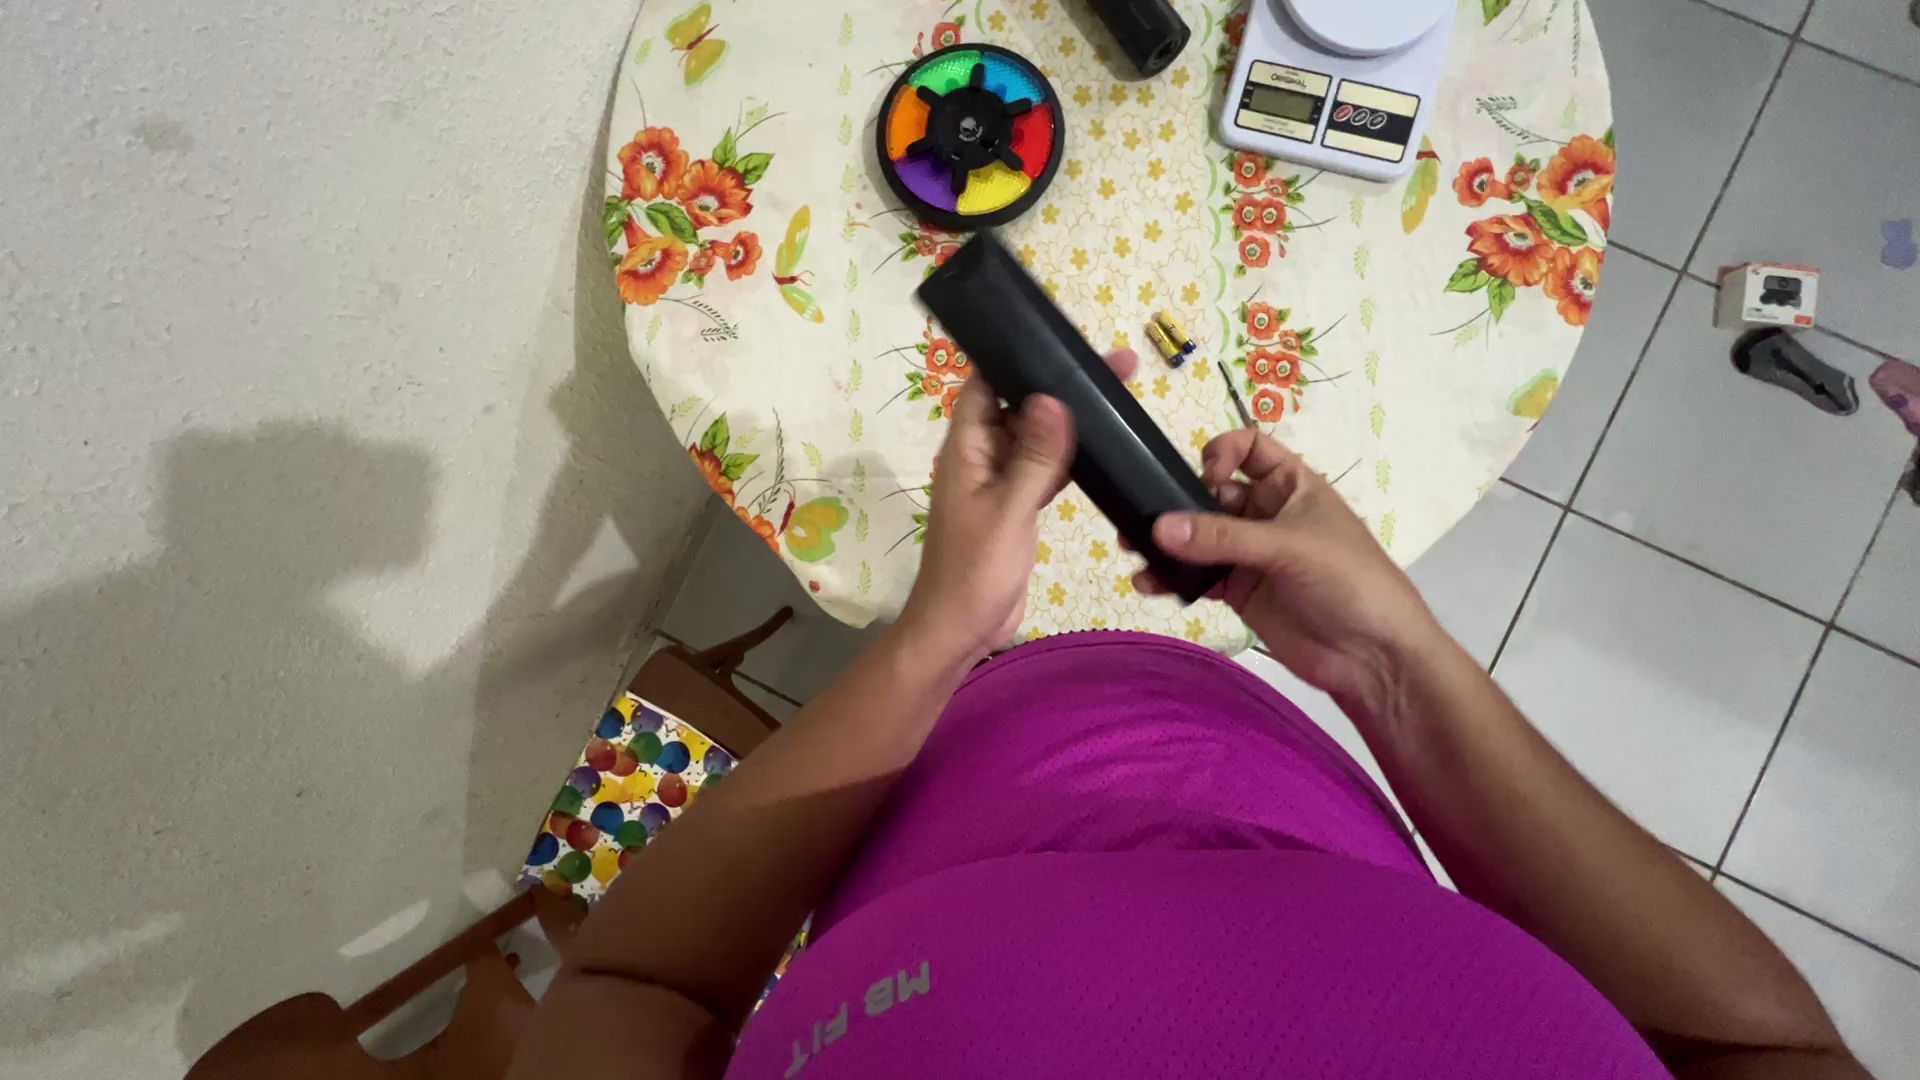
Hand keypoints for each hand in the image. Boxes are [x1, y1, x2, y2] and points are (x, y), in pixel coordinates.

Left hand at [900, 350, 1138, 661]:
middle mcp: (982, 458)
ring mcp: (1000, 483)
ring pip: (1036, 440)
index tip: (1061, 339)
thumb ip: (1033, 457)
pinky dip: (1069, 460)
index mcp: (967, 449)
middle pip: (1020, 408)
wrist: (962, 628)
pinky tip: (1101, 449)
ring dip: (1070, 422)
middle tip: (1116, 366)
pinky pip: (1044, 471)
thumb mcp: (1007, 510)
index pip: (987, 386)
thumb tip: (1052, 398)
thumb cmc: (974, 571)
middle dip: (1060, 386)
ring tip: (1118, 397)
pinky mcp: (1017, 507)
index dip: (1017, 358)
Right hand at [1134, 427, 1447, 703]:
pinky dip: (1170, 578)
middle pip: (1212, 494)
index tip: (1204, 476)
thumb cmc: (1349, 582)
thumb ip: (1222, 538)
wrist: (1373, 658)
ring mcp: (1249, 554)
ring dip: (1166, 541)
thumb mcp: (1288, 548)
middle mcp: (1266, 514)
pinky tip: (1147, 583)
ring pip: (1198, 537)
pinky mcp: (1238, 590)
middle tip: (1142, 516)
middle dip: (1177, 501)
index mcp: (1291, 487)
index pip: (1251, 448)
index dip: (1224, 452)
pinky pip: (1196, 576)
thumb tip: (1158, 528)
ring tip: (1131, 548)